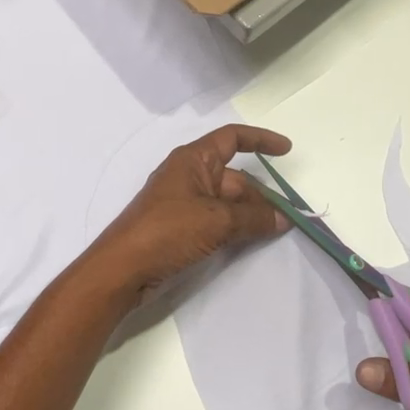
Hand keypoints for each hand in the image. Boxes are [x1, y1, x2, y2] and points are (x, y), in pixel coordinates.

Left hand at [84, 124, 292, 304]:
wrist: (121, 270)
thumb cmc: (166, 231)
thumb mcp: (216, 221)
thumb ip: (253, 218)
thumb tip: (284, 218)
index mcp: (192, 160)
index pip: (232, 138)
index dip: (261, 140)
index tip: (286, 150)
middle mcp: (189, 176)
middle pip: (235, 177)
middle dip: (261, 194)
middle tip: (288, 217)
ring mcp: (184, 204)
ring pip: (228, 202)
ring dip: (251, 214)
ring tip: (276, 230)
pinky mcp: (181, 229)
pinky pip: (217, 220)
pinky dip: (236, 227)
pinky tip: (252, 240)